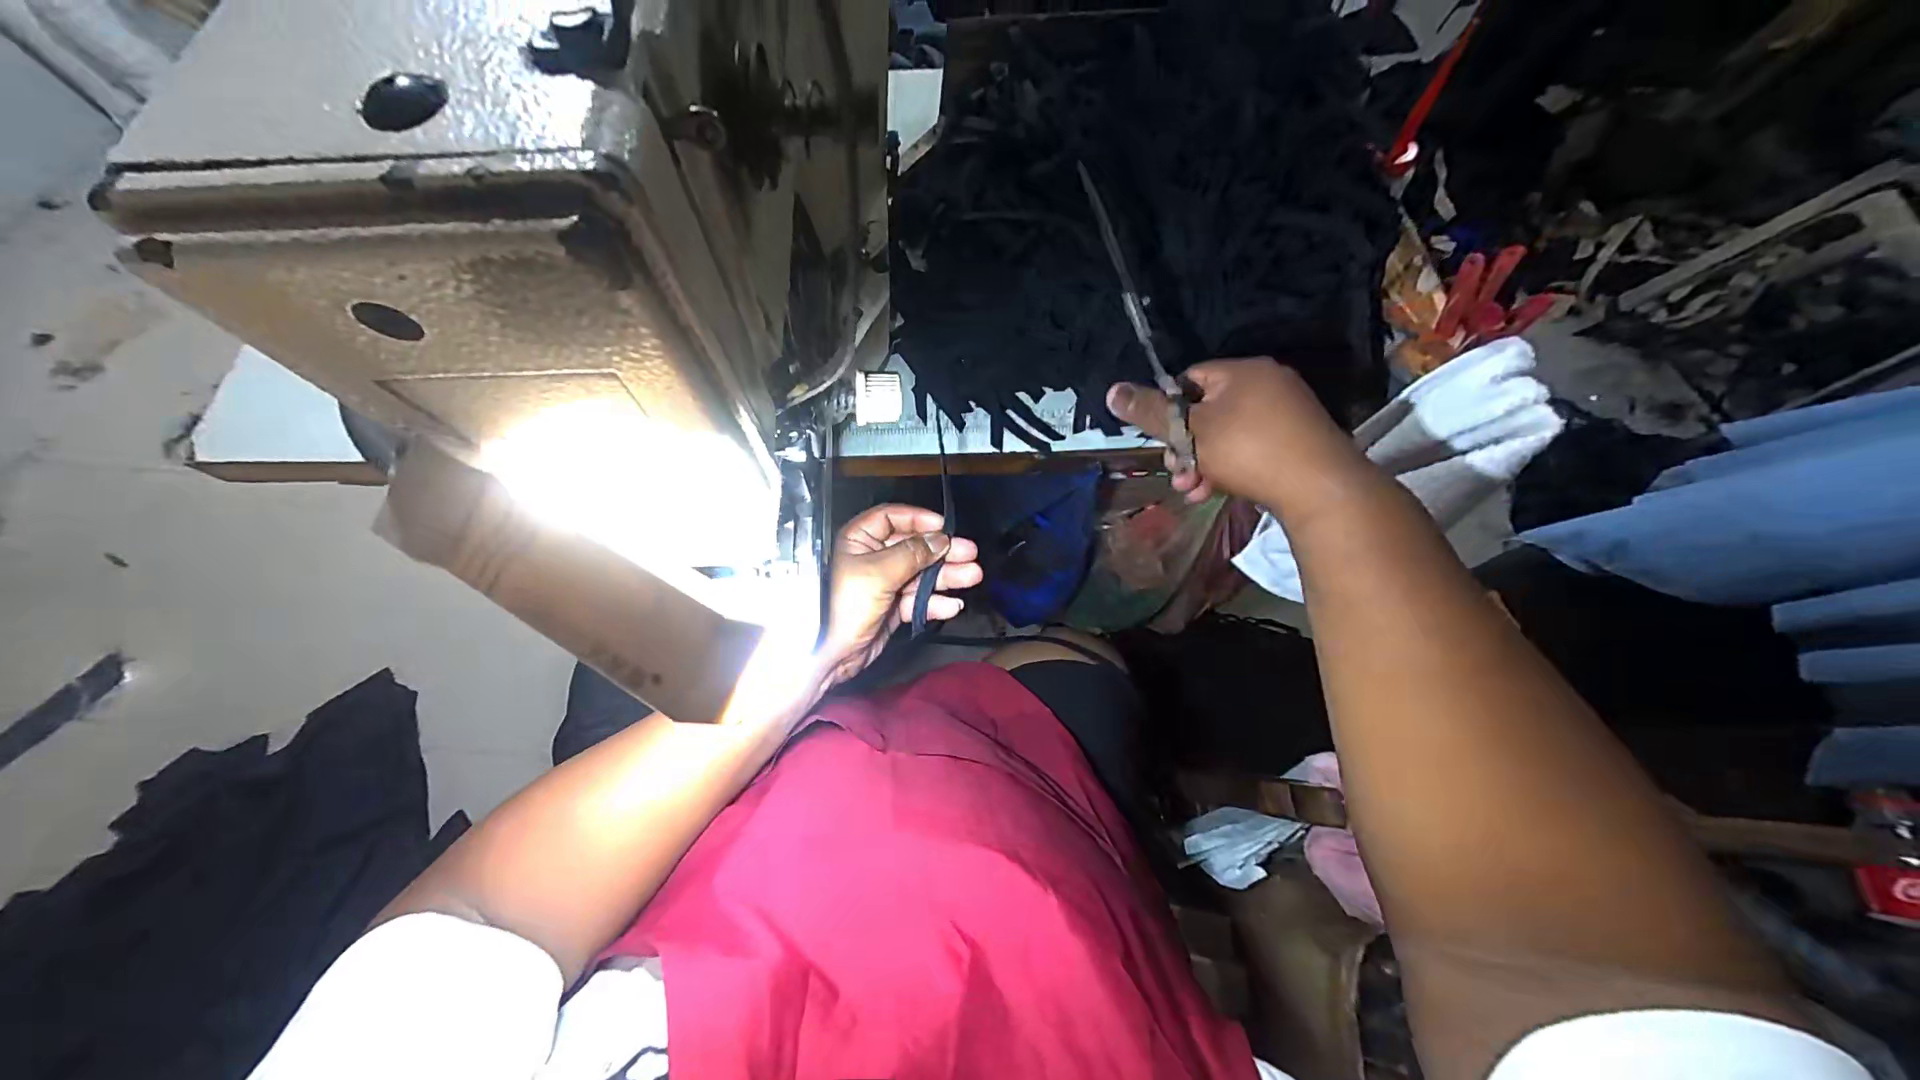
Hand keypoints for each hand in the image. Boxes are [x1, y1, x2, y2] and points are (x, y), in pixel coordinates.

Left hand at [820, 504, 981, 684]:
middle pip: (913, 546)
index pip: (892, 518)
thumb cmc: (846, 606)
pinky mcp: (891, 607)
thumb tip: (940, 539)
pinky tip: (952, 605)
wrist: (830, 655)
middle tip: (970, 554)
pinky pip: (917, 599)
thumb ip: (913, 553)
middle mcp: (871, 557)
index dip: (918, 520)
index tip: (944, 527)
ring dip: (946, 576)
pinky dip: (934, 602)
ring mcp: (883, 583)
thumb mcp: (880, 573)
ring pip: (920, 574)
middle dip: (942, 551)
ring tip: (972, 577)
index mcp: (859, 540)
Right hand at [1106, 358, 1375, 519]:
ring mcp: (1286, 414)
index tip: (1160, 439)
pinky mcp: (1297, 443)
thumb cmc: (1248, 451)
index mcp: (1242, 372)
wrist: (1319, 488)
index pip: (1189, 379)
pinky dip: (1229, 469)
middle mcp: (1268, 385)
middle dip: (1183, 447)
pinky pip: (1250, 450)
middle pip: (1206, 411)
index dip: (1167, 410)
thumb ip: (1149, 412)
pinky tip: (1214, 493)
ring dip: (1201, 464)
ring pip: (1226, 436)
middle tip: (1177, 473)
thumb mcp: (1189, 431)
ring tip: (1191, 489)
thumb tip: (1112, 390)